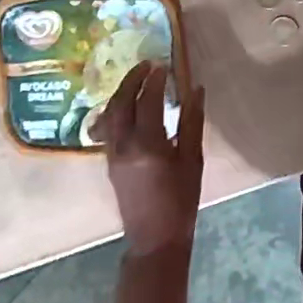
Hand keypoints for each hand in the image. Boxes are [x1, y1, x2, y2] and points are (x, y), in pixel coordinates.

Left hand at [89, 61, 205, 256]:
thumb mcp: (193, 160)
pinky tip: (127, 104)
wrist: (154, 238)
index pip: (147, 101)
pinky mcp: (108, 160)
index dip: (155, 80)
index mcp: (148, 144)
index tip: (164, 66)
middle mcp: (123, 145)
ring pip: (110, 113)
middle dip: (133, 79)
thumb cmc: (181, 199)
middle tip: (148, 65)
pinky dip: (115, 109)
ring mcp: (112, 153)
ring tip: (138, 79)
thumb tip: (196, 89)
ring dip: (122, 92)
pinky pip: (107, 126)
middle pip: (121, 102)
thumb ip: (192, 122)